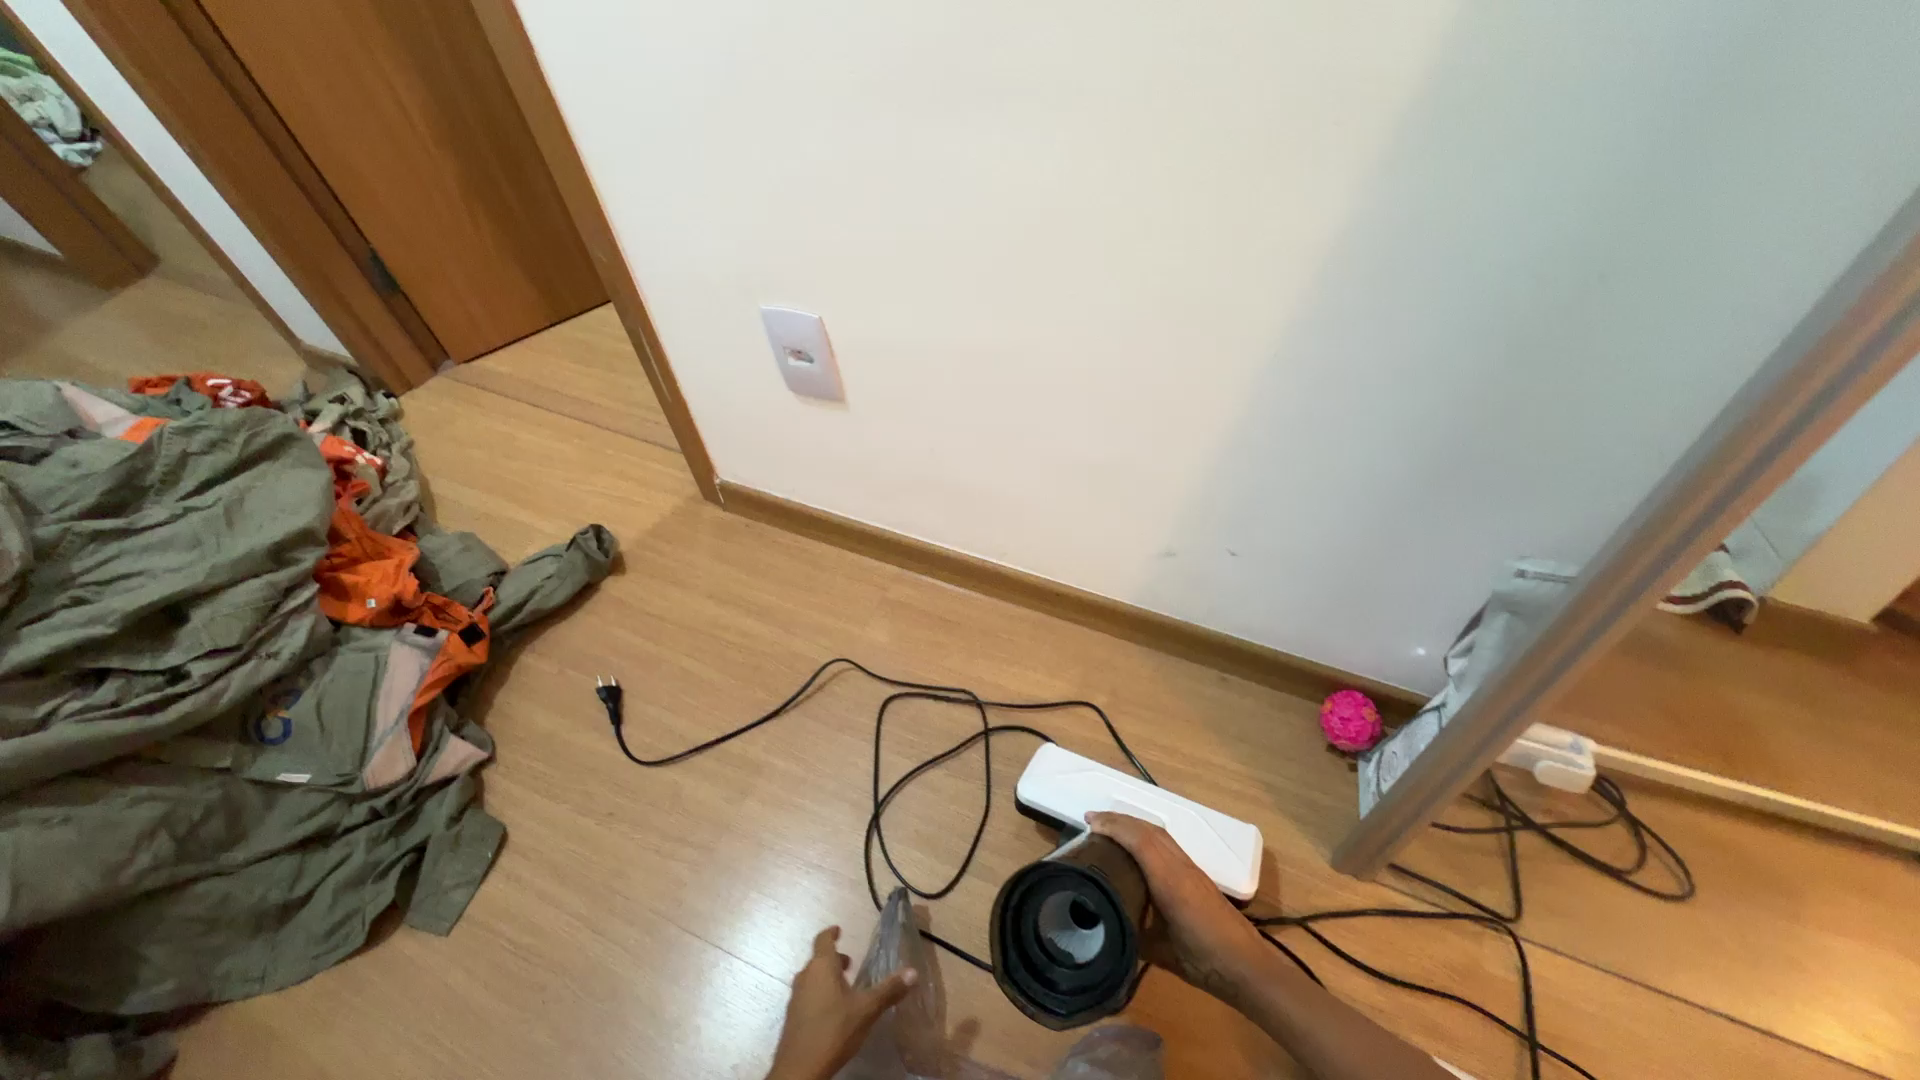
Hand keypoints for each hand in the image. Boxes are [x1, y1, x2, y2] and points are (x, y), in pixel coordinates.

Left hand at [765, 925, 917, 1079]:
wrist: (800, 1069)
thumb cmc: (834, 1029)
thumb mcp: (867, 1009)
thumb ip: (889, 990)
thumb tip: (913, 972)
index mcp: (821, 967)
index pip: (823, 940)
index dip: (831, 933)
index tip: (839, 930)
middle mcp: (805, 977)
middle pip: (818, 960)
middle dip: (835, 959)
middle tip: (851, 964)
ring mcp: (796, 998)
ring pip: (812, 979)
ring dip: (827, 978)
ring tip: (845, 989)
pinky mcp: (793, 1017)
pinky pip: (807, 996)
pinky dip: (820, 994)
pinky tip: (833, 1012)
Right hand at [1086, 811, 1269, 1006]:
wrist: (1248, 967)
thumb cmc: (1205, 960)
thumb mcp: (1160, 952)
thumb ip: (1132, 933)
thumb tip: (1105, 924)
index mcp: (1170, 881)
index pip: (1140, 840)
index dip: (1113, 827)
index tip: (1089, 825)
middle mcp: (1181, 867)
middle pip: (1150, 830)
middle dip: (1119, 820)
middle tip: (1092, 822)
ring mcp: (1192, 869)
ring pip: (1160, 835)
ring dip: (1134, 826)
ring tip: (1109, 830)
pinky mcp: (1198, 876)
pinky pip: (1168, 845)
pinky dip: (1146, 837)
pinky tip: (1136, 850)